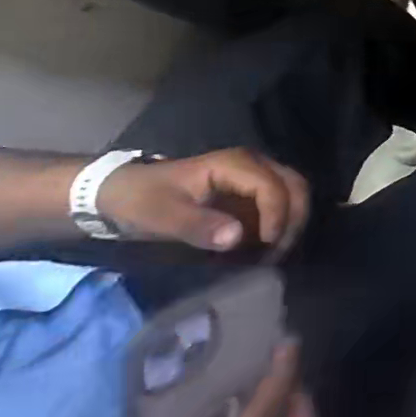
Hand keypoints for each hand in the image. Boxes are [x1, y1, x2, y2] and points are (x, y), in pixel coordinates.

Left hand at [98, 148, 309, 255]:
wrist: (120, 192)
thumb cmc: (141, 200)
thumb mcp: (161, 215)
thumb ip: (198, 226)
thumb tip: (237, 239)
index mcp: (236, 164)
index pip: (272, 187)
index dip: (276, 216)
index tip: (267, 247)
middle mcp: (255, 164)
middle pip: (295, 185)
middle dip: (293, 219)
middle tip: (278, 252)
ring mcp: (256, 175)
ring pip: (294, 192)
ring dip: (291, 221)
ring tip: (273, 251)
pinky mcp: (252, 188)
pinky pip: (280, 201)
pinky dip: (280, 222)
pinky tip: (265, 245)